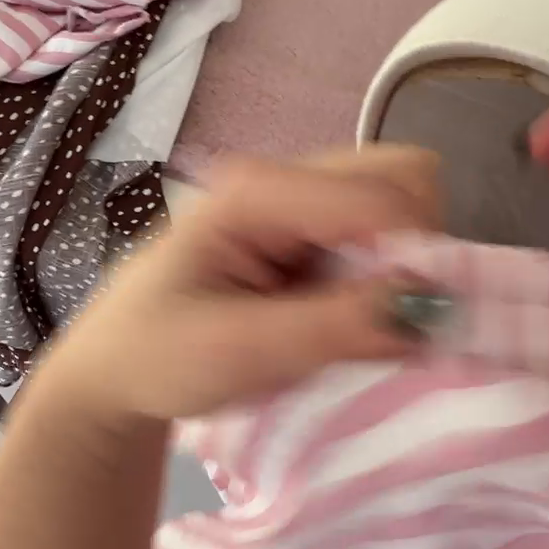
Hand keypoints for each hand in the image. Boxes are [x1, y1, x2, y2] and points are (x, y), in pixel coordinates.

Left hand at [22, 146, 441, 425]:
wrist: (117, 370)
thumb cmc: (157, 357)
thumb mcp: (238, 351)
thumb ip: (335, 326)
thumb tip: (431, 306)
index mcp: (257, 190)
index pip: (382, 195)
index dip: (416, 258)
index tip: (412, 328)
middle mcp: (287, 179)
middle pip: (405, 178)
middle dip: (419, 247)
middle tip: (386, 315)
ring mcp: (303, 202)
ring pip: (403, 203)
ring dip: (405, 263)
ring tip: (361, 319)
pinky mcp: (314, 232)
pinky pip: (384, 235)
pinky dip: (390, 275)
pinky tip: (349, 314)